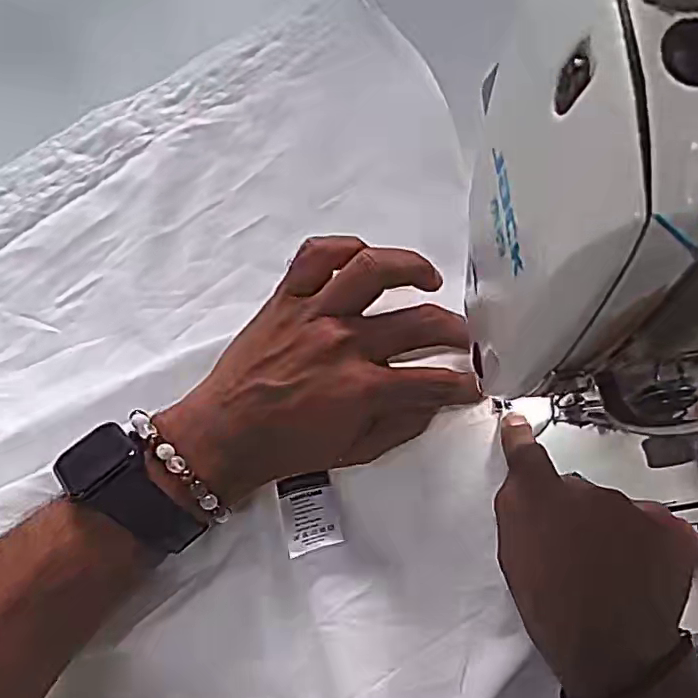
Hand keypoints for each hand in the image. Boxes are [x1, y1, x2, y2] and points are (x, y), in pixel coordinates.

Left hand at [155, 237, 485, 505]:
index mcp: (360, 389)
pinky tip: (362, 257)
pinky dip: (344, 248)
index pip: (432, 380)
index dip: (462, 383)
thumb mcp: (354, 450)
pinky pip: (316, 255)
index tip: (471, 383)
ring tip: (427, 280)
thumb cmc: (284, 447)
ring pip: (373, 270)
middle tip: (462, 338)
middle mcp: (341, 345)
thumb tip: (432, 405)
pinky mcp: (286, 301)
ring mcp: (313, 316)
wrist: (227, 436)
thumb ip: (400, 426)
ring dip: (411, 268)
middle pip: (419, 323)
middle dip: (456, 332)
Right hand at [495, 414, 697, 697]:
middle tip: (573, 555)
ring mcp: (632, 509)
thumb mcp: (515, 564)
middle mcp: (587, 495)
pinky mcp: (670, 528)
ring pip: (618, 510)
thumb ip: (516, 516)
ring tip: (606, 573)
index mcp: (539, 502)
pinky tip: (636, 573)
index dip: (520, 441)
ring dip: (612, 531)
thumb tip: (521, 489)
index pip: (528, 458)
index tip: (517, 427)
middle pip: (578, 491)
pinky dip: (648, 544)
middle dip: (576, 515)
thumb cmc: (555, 614)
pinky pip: (655, 526)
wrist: (609, 650)